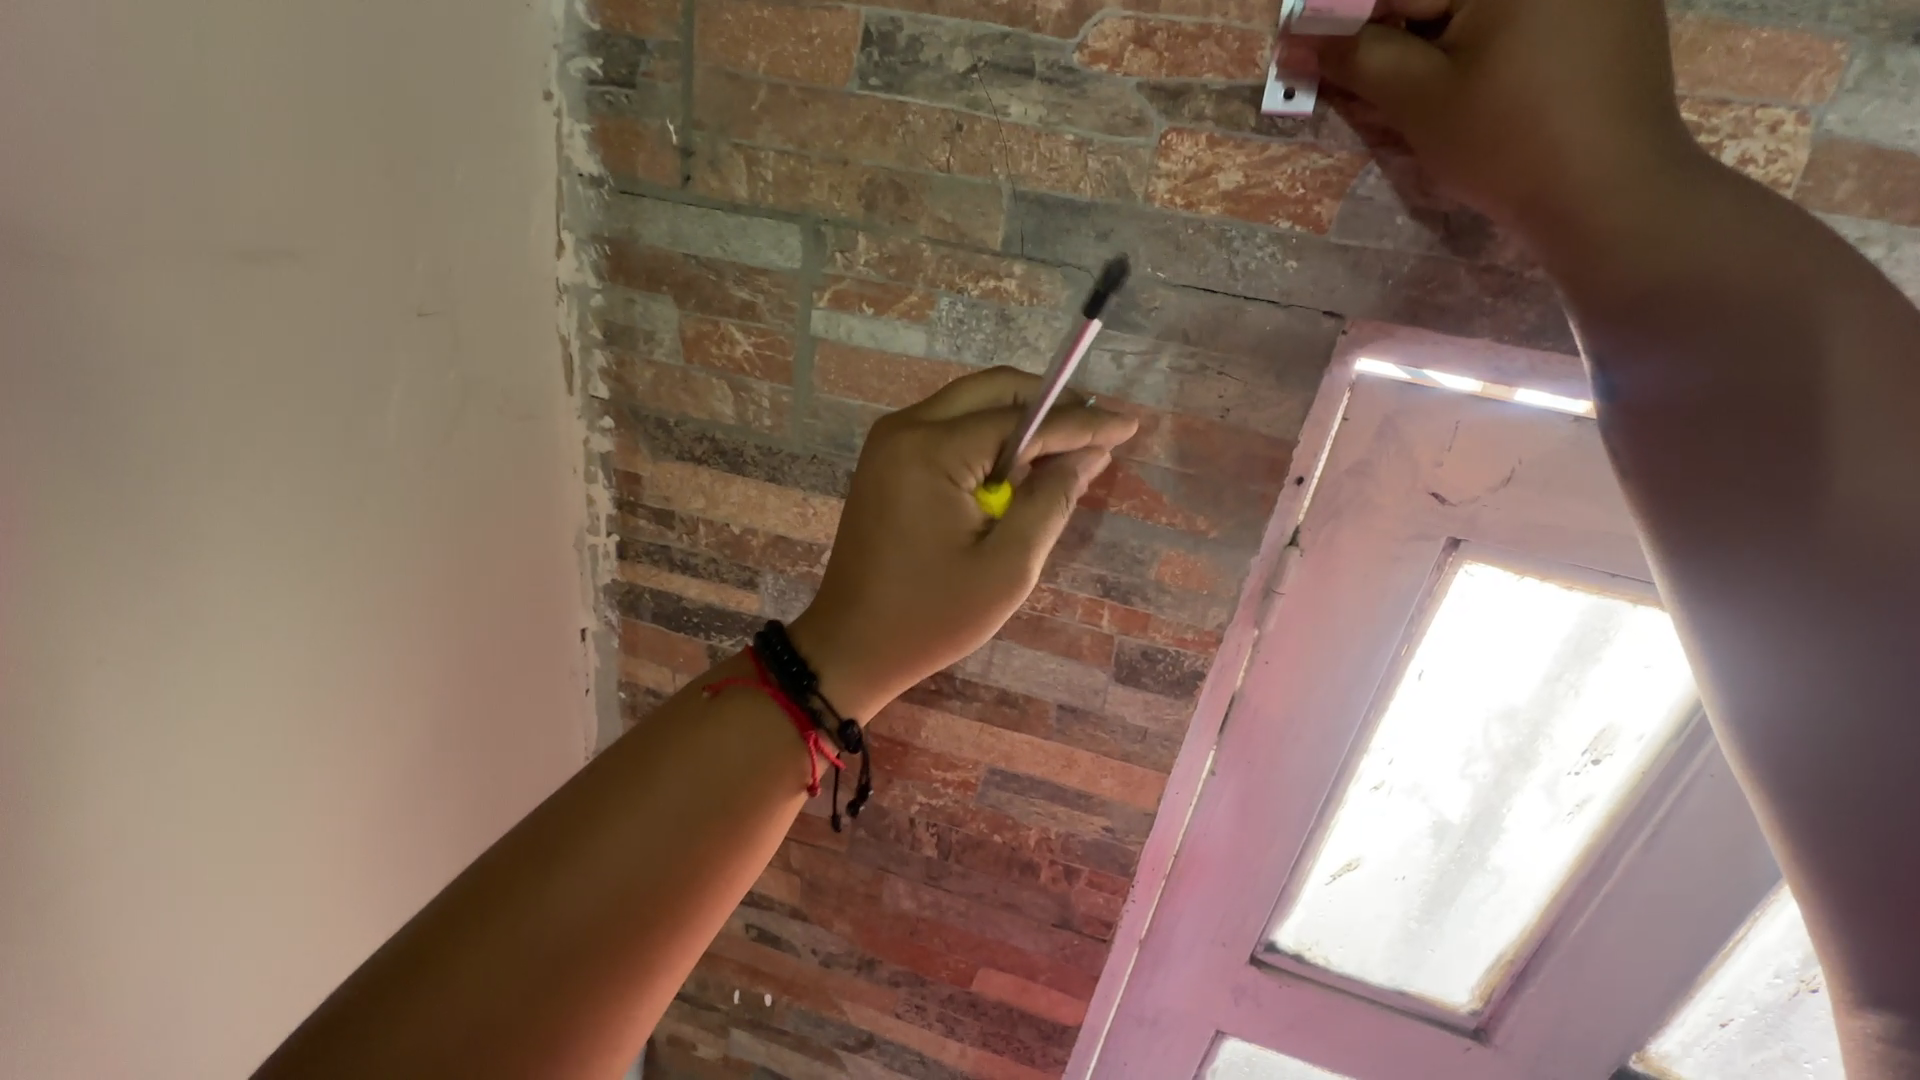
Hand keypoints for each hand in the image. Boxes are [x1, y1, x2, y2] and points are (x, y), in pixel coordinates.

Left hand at [787, 367, 1137, 720]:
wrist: (851, 645)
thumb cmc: (931, 616)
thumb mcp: (1007, 568)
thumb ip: (1051, 501)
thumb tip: (1088, 454)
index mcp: (930, 451)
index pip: (1022, 420)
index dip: (1080, 423)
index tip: (1129, 425)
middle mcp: (905, 428)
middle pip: (992, 392)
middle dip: (1050, 406)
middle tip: (1098, 431)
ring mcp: (890, 441)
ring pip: (971, 405)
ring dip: (1020, 420)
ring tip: (1067, 451)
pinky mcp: (887, 460)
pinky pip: (950, 428)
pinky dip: (989, 438)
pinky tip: (1019, 466)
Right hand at [1313, 0, 1711, 240]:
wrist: (1609, 189)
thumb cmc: (1505, 140)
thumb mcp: (1418, 99)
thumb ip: (1356, 58)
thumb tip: (1296, 42)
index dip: (1348, 15)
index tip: (1305, 42)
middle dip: (1390, 24)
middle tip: (1345, 64)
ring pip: (1476, 6)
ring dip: (1428, 32)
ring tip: (1394, 75)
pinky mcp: (1610, 6)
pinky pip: (1520, 12)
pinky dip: (1477, 34)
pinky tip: (1461, 73)